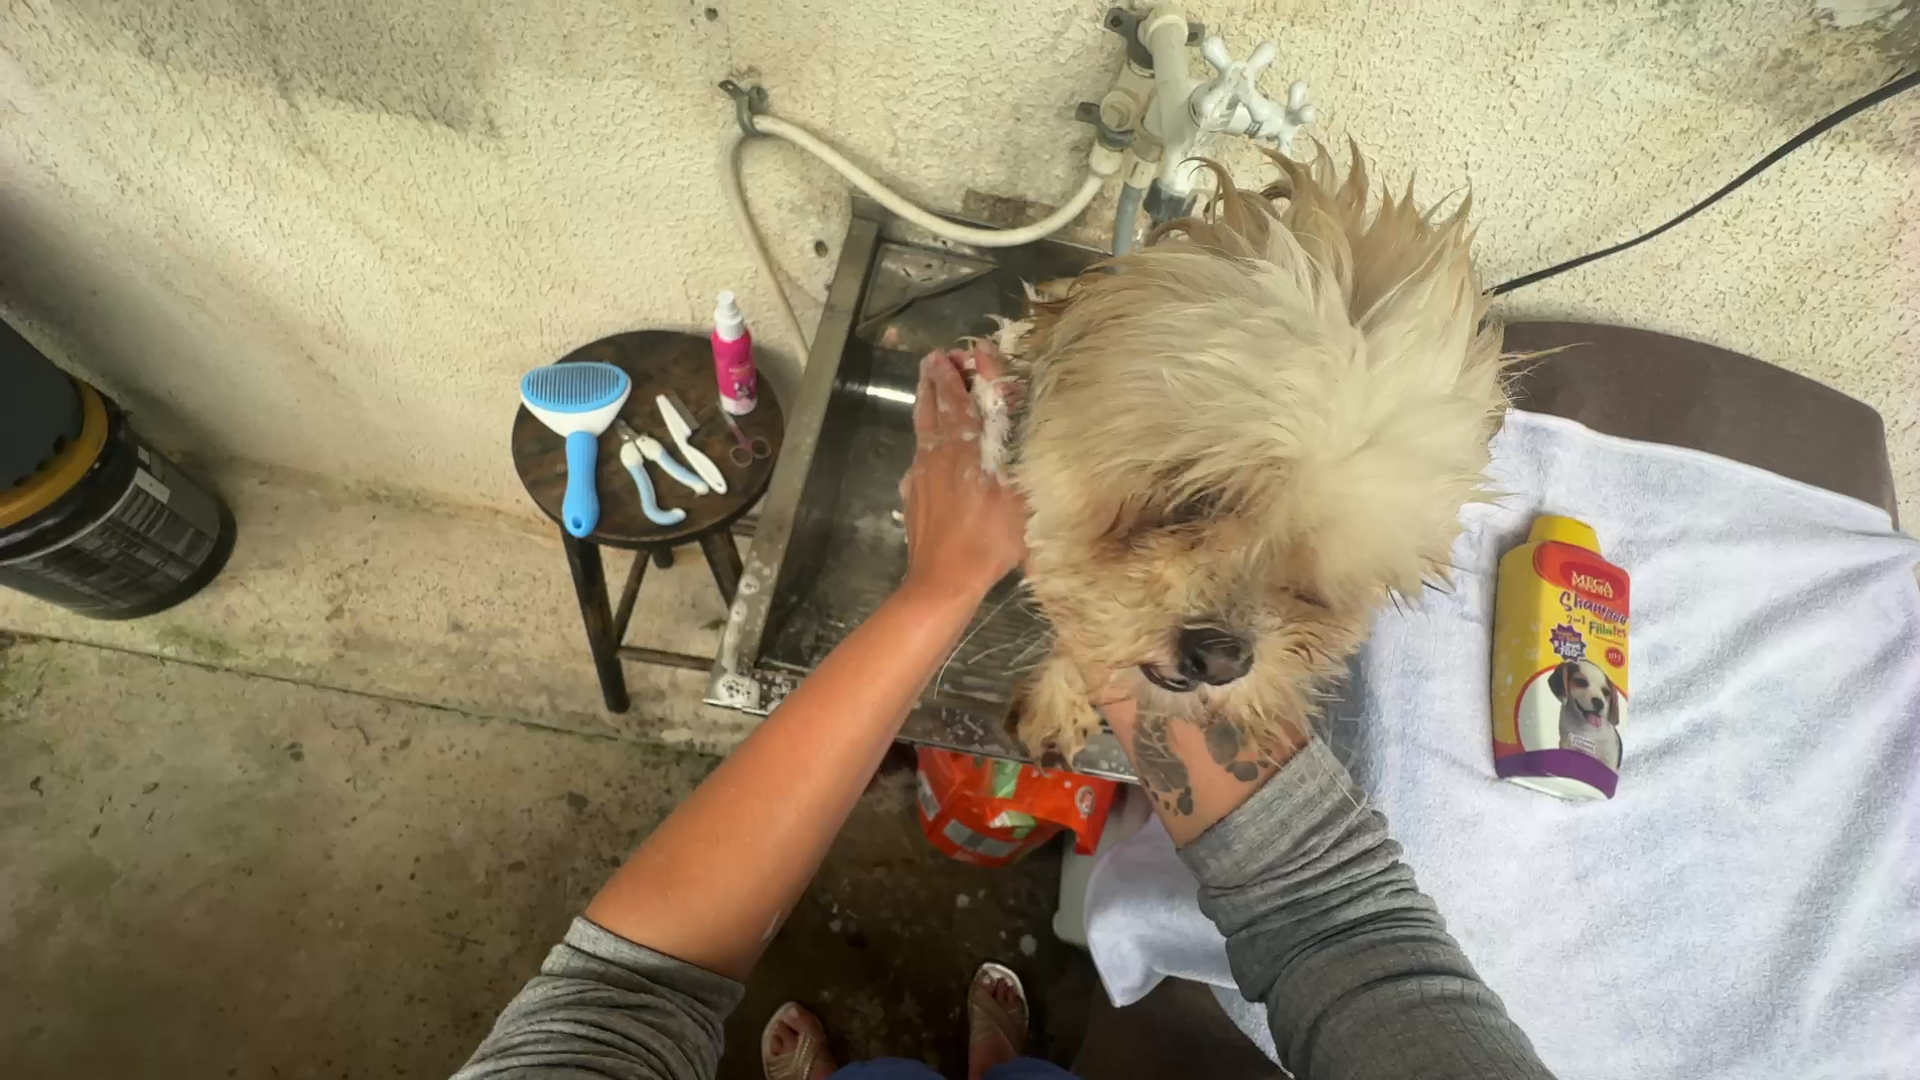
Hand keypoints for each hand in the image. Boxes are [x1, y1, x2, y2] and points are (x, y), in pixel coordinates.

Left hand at [899, 345, 1026, 602]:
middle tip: (936, 360)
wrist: (943, 579)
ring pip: (922, 428)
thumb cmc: (989, 539)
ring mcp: (920, 474)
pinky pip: (918, 456)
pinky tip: (928, 448)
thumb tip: (1008, 418)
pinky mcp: (913, 495)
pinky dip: (924, 440)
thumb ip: (1011, 452)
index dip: (963, 374)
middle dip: (936, 380)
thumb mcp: (1016, 494)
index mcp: (965, 447)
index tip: (961, 353)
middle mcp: (937, 453)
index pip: (962, 399)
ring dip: (927, 403)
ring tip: (929, 387)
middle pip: (934, 406)